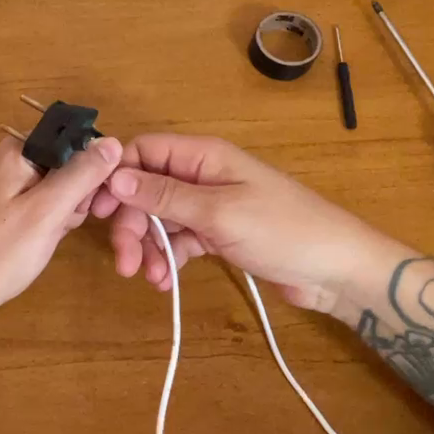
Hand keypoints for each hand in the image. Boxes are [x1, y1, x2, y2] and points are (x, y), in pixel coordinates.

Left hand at [0, 135, 122, 320]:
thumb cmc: (0, 252)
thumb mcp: (47, 211)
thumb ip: (81, 174)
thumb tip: (114, 142)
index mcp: (19, 149)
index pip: (77, 142)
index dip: (91, 169)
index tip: (89, 200)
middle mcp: (15, 159)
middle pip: (71, 165)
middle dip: (77, 196)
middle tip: (60, 223)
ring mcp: (13, 184)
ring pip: (64, 188)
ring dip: (67, 213)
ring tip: (48, 235)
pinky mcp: (13, 206)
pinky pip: (48, 205)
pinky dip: (53, 223)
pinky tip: (42, 241)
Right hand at [90, 134, 407, 312]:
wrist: (337, 271)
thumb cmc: (283, 231)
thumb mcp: (218, 213)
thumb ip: (164, 196)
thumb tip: (114, 176)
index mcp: (203, 156)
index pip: (143, 152)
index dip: (116, 178)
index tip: (96, 212)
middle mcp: (202, 175)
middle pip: (145, 190)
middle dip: (131, 224)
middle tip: (125, 261)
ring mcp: (210, 205)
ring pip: (160, 219)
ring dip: (149, 247)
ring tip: (151, 279)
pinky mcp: (217, 234)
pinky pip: (180, 240)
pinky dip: (169, 258)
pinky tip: (166, 281)